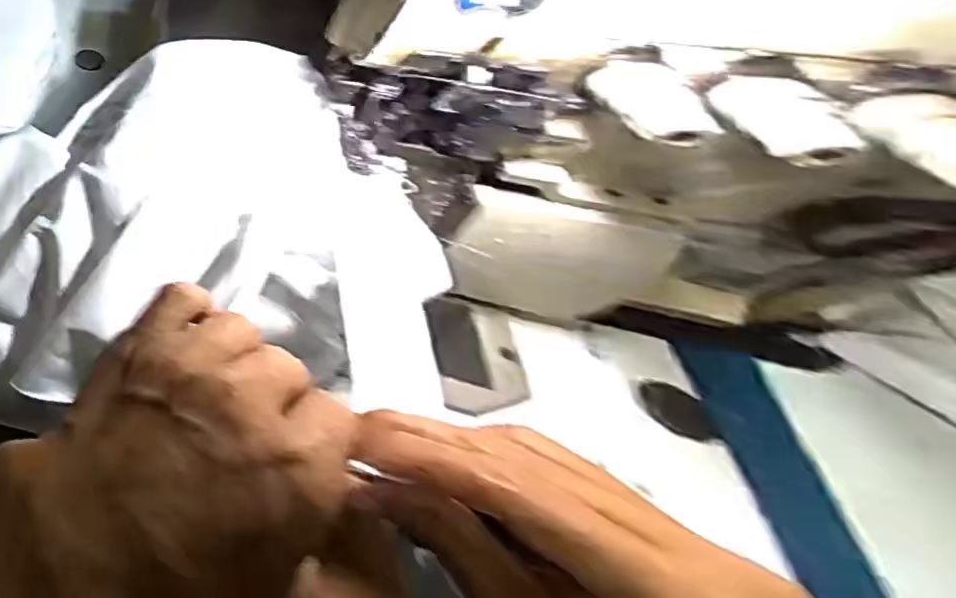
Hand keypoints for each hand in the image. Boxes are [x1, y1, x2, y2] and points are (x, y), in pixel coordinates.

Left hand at [7, 283, 358, 597]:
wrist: (80, 532)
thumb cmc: (178, 571)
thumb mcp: (281, 591)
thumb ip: (349, 560)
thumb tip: (373, 515)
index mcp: (293, 464)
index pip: (337, 414)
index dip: (318, 434)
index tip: (298, 447)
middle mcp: (248, 398)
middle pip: (289, 367)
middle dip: (276, 396)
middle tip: (249, 422)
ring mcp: (192, 358)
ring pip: (242, 328)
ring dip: (235, 355)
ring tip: (215, 383)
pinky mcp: (145, 336)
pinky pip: (186, 295)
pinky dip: (192, 312)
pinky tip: (187, 341)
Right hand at [353, 411, 808, 597]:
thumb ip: (466, 553)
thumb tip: (381, 487)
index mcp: (651, 571)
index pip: (511, 483)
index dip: (424, 454)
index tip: (353, 443)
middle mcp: (652, 523)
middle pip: (515, 451)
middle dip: (424, 437)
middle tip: (352, 434)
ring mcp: (645, 509)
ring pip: (525, 446)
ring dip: (446, 439)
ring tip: (386, 443)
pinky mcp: (631, 505)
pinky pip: (543, 458)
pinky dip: (481, 450)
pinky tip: (446, 455)